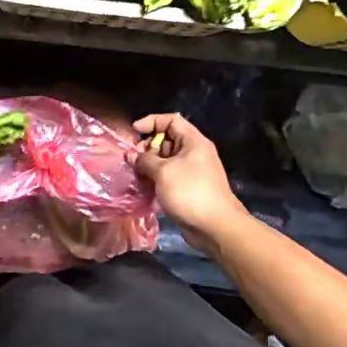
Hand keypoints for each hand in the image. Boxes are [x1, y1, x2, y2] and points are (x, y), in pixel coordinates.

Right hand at [132, 113, 248, 246]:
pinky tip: (143, 187)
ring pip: (166, 160)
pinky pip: (169, 176)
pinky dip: (156, 179)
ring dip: (149, 165)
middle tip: (132, 158)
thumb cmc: (189, 192)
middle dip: (147, 146)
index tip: (134, 132)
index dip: (151, 121)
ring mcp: (192, 171)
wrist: (215, 226)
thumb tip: (131, 155)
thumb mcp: (163, 172)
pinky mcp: (189, 188)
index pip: (171, 120)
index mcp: (193, 142)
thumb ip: (145, 160)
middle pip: (168, 140)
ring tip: (135, 174)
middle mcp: (194, 153)